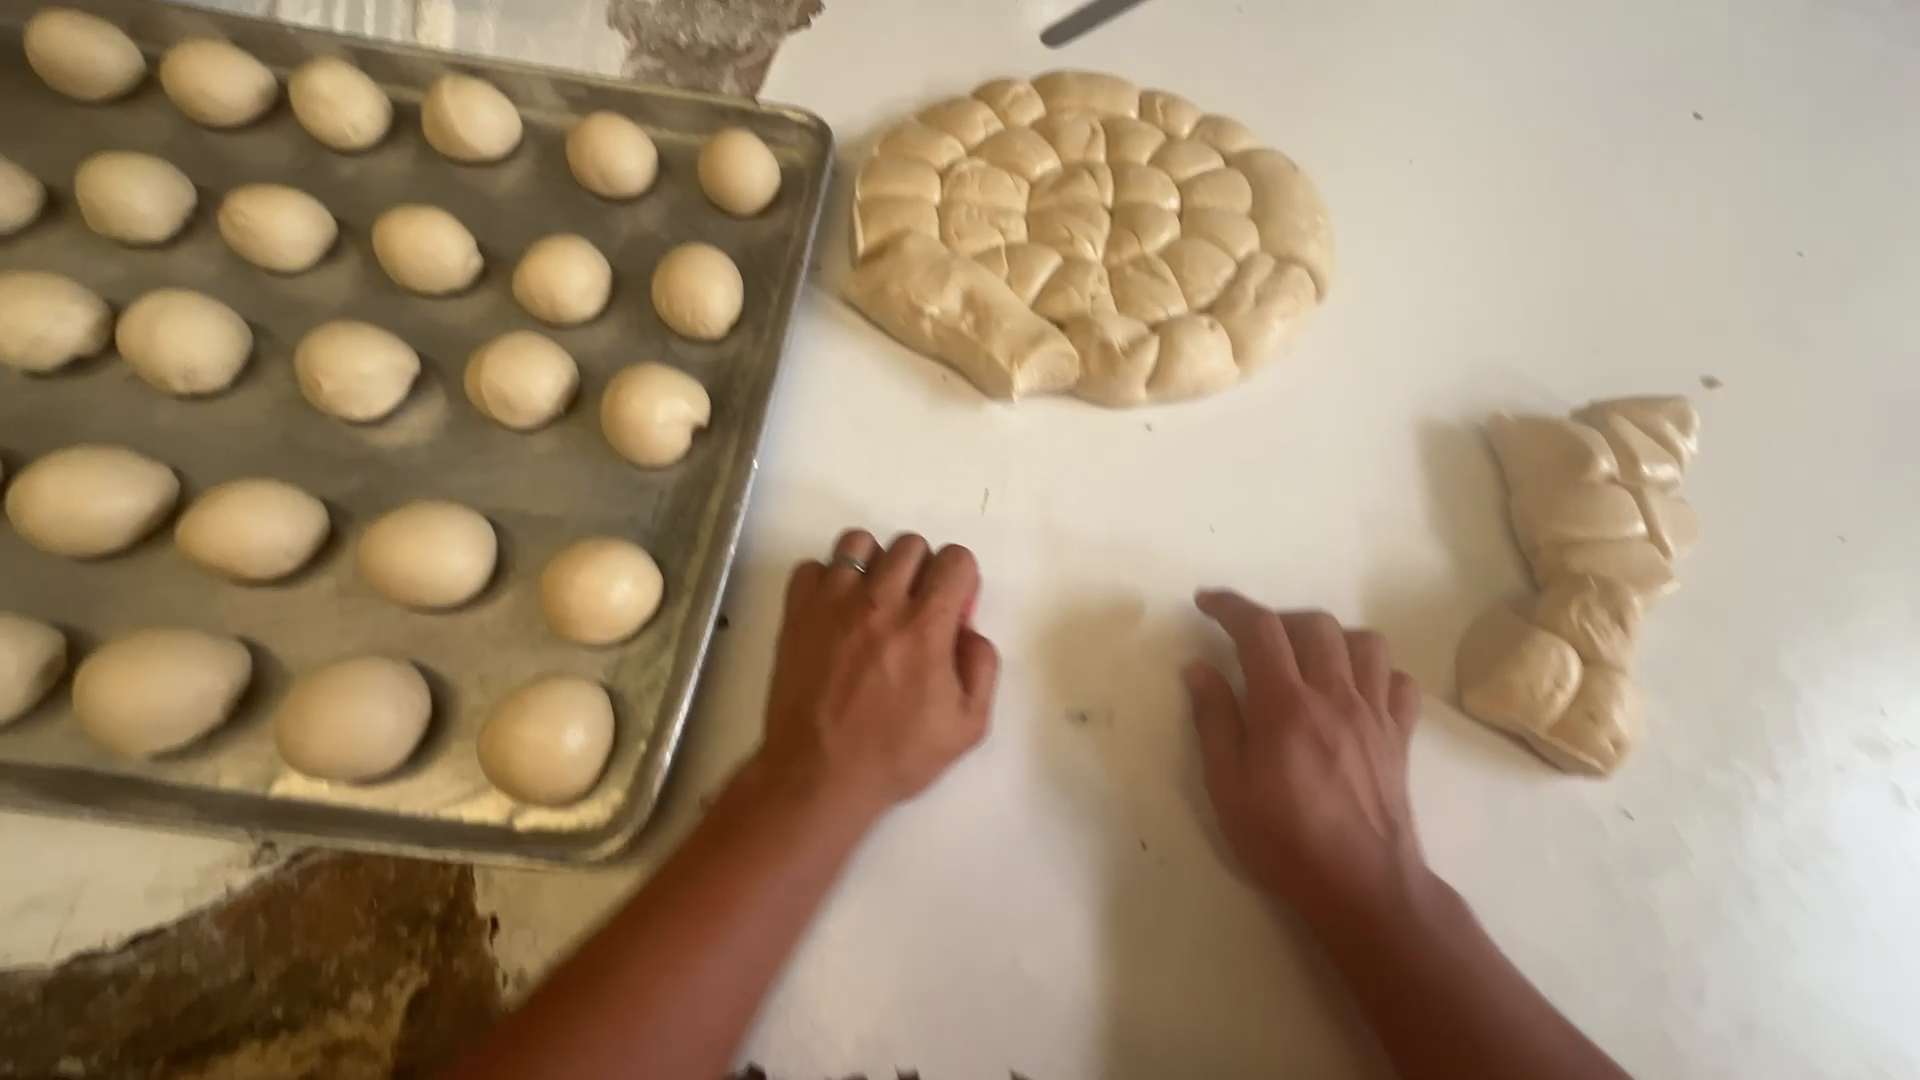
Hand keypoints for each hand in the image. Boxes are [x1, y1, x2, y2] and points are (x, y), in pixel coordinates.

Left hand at [758, 529, 999, 820]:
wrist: (818, 775)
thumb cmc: (896, 755)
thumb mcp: (968, 725)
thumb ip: (982, 666)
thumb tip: (968, 628)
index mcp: (925, 626)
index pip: (956, 559)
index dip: (962, 580)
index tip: (952, 610)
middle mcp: (880, 602)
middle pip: (911, 544)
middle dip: (923, 570)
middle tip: (916, 607)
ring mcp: (833, 603)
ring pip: (859, 542)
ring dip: (875, 564)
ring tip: (874, 600)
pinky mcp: (797, 613)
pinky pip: (813, 566)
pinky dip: (828, 580)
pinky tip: (836, 612)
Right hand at [1186, 591, 1426, 921]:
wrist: (1363, 888)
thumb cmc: (1284, 840)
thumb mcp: (1227, 786)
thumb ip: (1214, 720)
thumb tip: (1199, 668)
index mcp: (1286, 705)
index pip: (1259, 630)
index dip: (1230, 606)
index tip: (1207, 602)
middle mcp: (1334, 696)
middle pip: (1314, 624)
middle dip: (1277, 619)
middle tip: (1252, 641)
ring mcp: (1374, 715)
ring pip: (1366, 643)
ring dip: (1331, 637)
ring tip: (1305, 659)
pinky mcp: (1400, 738)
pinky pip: (1399, 683)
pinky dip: (1376, 673)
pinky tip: (1352, 690)